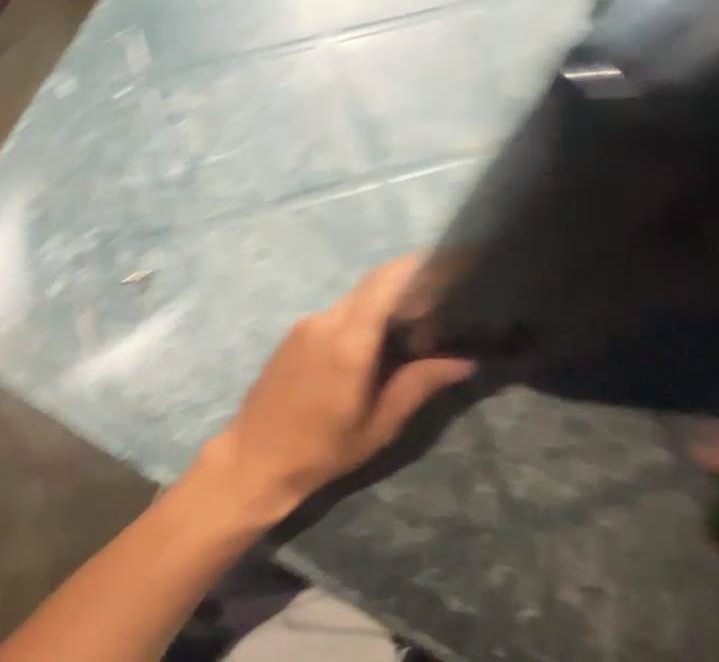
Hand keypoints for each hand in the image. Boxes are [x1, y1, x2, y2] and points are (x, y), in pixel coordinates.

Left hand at [192, 256, 475, 524]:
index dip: (415, 266)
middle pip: (370, 286)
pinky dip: (362, 315)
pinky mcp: (294, 334)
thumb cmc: (322, 450)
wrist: (255, 457)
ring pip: (353, 300)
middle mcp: (324, 321)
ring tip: (419, 318)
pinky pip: (336, 313)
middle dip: (406, 282)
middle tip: (443, 294)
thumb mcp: (379, 425)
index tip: (447, 261)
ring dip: (384, 301)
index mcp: (347, 342)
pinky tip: (381, 337)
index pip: (384, 284)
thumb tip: (463, 360)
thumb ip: (419, 385)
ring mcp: (304, 324)